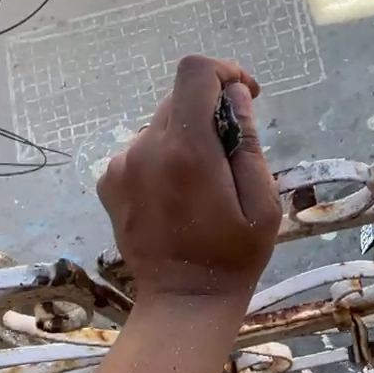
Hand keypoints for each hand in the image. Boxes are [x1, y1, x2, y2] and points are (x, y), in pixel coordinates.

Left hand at [99, 56, 281, 306]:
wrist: (184, 301)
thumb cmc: (234, 257)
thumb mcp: (263, 203)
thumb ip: (248, 143)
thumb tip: (237, 96)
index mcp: (187, 151)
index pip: (195, 73)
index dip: (226, 72)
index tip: (247, 95)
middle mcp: (145, 149)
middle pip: (179, 99)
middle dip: (212, 112)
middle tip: (233, 154)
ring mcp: (121, 165)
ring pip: (161, 124)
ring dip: (188, 136)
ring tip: (207, 183)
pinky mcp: (110, 182)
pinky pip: (143, 149)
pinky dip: (166, 156)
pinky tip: (180, 195)